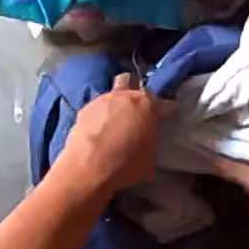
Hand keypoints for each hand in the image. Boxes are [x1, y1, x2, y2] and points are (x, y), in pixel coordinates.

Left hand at [57, 75, 164, 195]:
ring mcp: (101, 100)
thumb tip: (147, 140)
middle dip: (132, 93)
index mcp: (146, 105)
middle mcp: (123, 96)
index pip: (164, 103)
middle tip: (135, 111)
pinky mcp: (83, 110)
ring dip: (113, 106)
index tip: (165, 118)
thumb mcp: (150, 158)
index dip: (165, 111)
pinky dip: (98, 116)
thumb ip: (151, 140)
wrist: (88, 167)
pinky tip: (97, 130)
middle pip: (129, 81)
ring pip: (110, 95)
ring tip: (113, 123)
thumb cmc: (127, 165)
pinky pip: (95, 108)